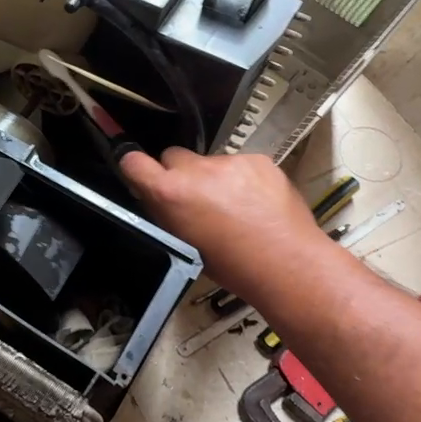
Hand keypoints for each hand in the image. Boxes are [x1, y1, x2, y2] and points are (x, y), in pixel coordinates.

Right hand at [119, 148, 330, 293]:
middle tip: (195, 198)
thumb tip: (154, 196)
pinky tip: (257, 202)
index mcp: (170, 192)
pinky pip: (239, 163)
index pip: (133, 162)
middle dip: (179, 173)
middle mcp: (196, 169)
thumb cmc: (231, 265)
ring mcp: (229, 161)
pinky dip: (243, 178)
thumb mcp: (182, 242)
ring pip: (209, 161)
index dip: (136, 169)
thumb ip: (165, 212)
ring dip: (214, 177)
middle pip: (173, 156)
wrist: (287, 264)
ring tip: (235, 206)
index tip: (143, 176)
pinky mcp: (258, 159)